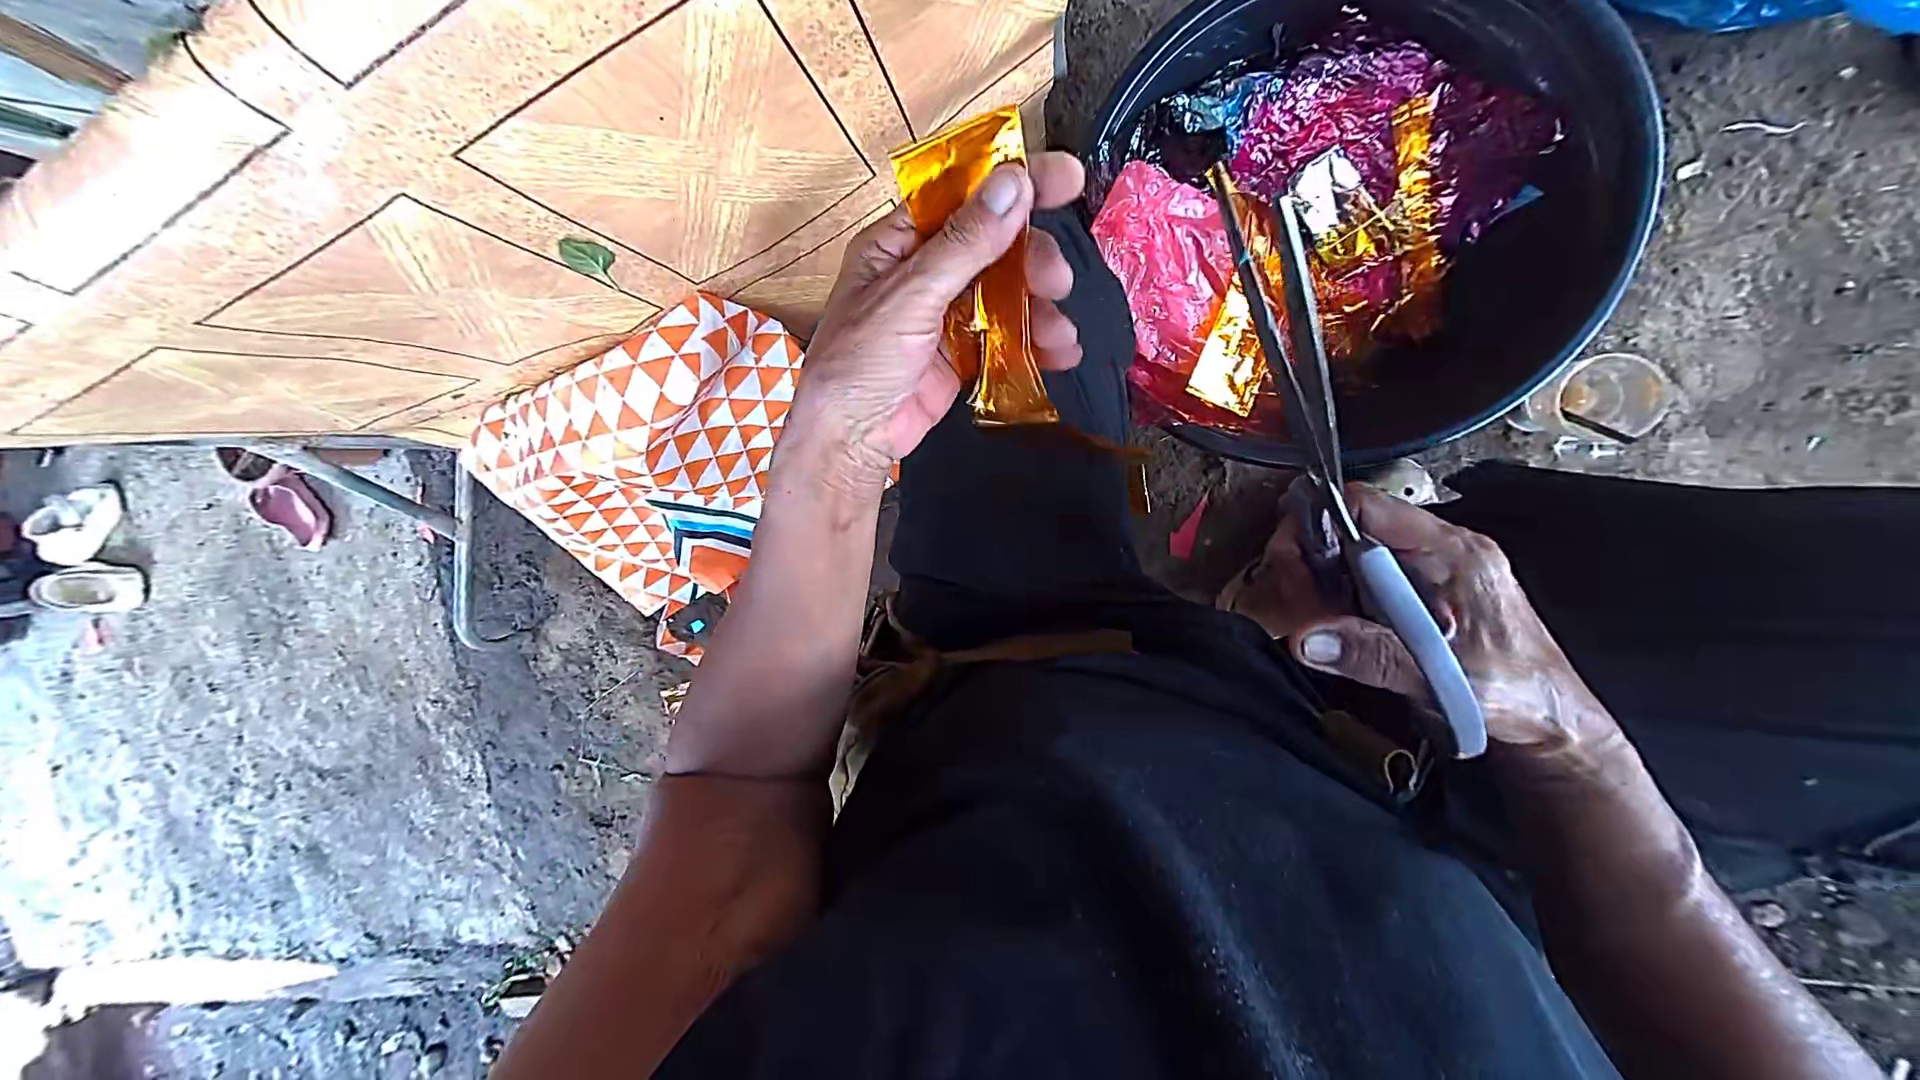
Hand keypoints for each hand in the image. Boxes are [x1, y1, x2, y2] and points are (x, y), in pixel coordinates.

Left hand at [787, 153, 1088, 487]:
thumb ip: (964, 244)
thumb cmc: (856, 364)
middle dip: (1032, 259)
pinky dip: (1034, 343)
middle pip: (995, 246)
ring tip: (1059, 333)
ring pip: (1007, 293)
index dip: (1014, 181)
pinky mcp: (961, 353)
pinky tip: (1057, 352)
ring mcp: (945, 314)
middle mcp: (925, 273)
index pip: (963, 195)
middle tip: (1056, 279)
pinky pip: (1006, 337)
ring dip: (1040, 308)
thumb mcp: (909, 296)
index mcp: (900, 244)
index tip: (1066, 177)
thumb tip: (1011, 185)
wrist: (851, 438)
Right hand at [1233, 480, 1616, 755]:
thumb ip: (1370, 655)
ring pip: (1351, 550)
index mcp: (1453, 553)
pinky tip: (1339, 624)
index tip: (1291, 561)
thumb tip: (1308, 637)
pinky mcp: (1421, 587)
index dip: (1317, 523)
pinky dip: (1338, 594)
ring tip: (1319, 619)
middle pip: (1348, 524)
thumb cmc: (1517, 695)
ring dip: (1320, 580)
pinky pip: (1363, 573)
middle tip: (1298, 598)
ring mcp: (1430, 567)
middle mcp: (1441, 549)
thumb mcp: (1438, 677)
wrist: (1552, 721)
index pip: (1365, 504)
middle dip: (1309, 557)